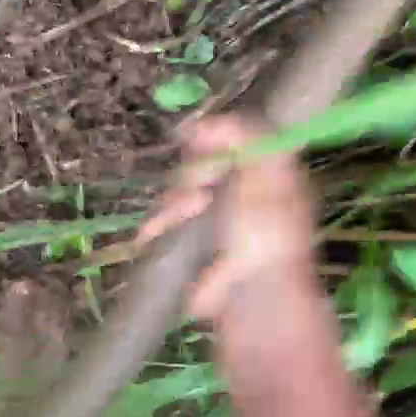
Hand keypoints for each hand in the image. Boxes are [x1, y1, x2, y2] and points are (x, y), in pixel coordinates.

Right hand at [133, 115, 317, 324]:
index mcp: (266, 172)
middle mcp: (239, 192)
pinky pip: (165, 224)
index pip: (236, 138)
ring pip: (178, 194)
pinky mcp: (191, 246)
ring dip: (173, 203)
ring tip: (179, 218)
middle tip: (196, 196)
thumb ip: (240, 139)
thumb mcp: (263, 176)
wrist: (252, 296)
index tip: (192, 137)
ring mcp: (213, 220)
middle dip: (190, 176)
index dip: (213, 135)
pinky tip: (149, 235)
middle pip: (201, 164)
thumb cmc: (266, 236)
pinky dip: (156, 227)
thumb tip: (202, 120)